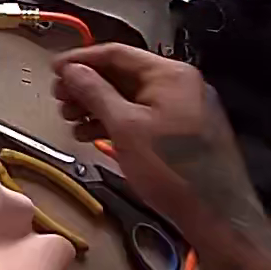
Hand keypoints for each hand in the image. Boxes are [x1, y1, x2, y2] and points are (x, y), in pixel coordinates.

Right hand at [51, 45, 262, 240]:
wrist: (215, 216)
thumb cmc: (172, 170)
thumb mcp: (124, 127)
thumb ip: (94, 93)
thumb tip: (72, 71)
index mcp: (170, 75)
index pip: (116, 53)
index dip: (81, 59)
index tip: (55, 69)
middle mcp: (178, 85)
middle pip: (121, 74)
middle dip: (86, 86)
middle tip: (60, 98)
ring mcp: (181, 108)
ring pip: (127, 96)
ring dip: (95, 105)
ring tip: (70, 120)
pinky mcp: (179, 130)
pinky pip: (139, 115)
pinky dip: (113, 121)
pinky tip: (90, 134)